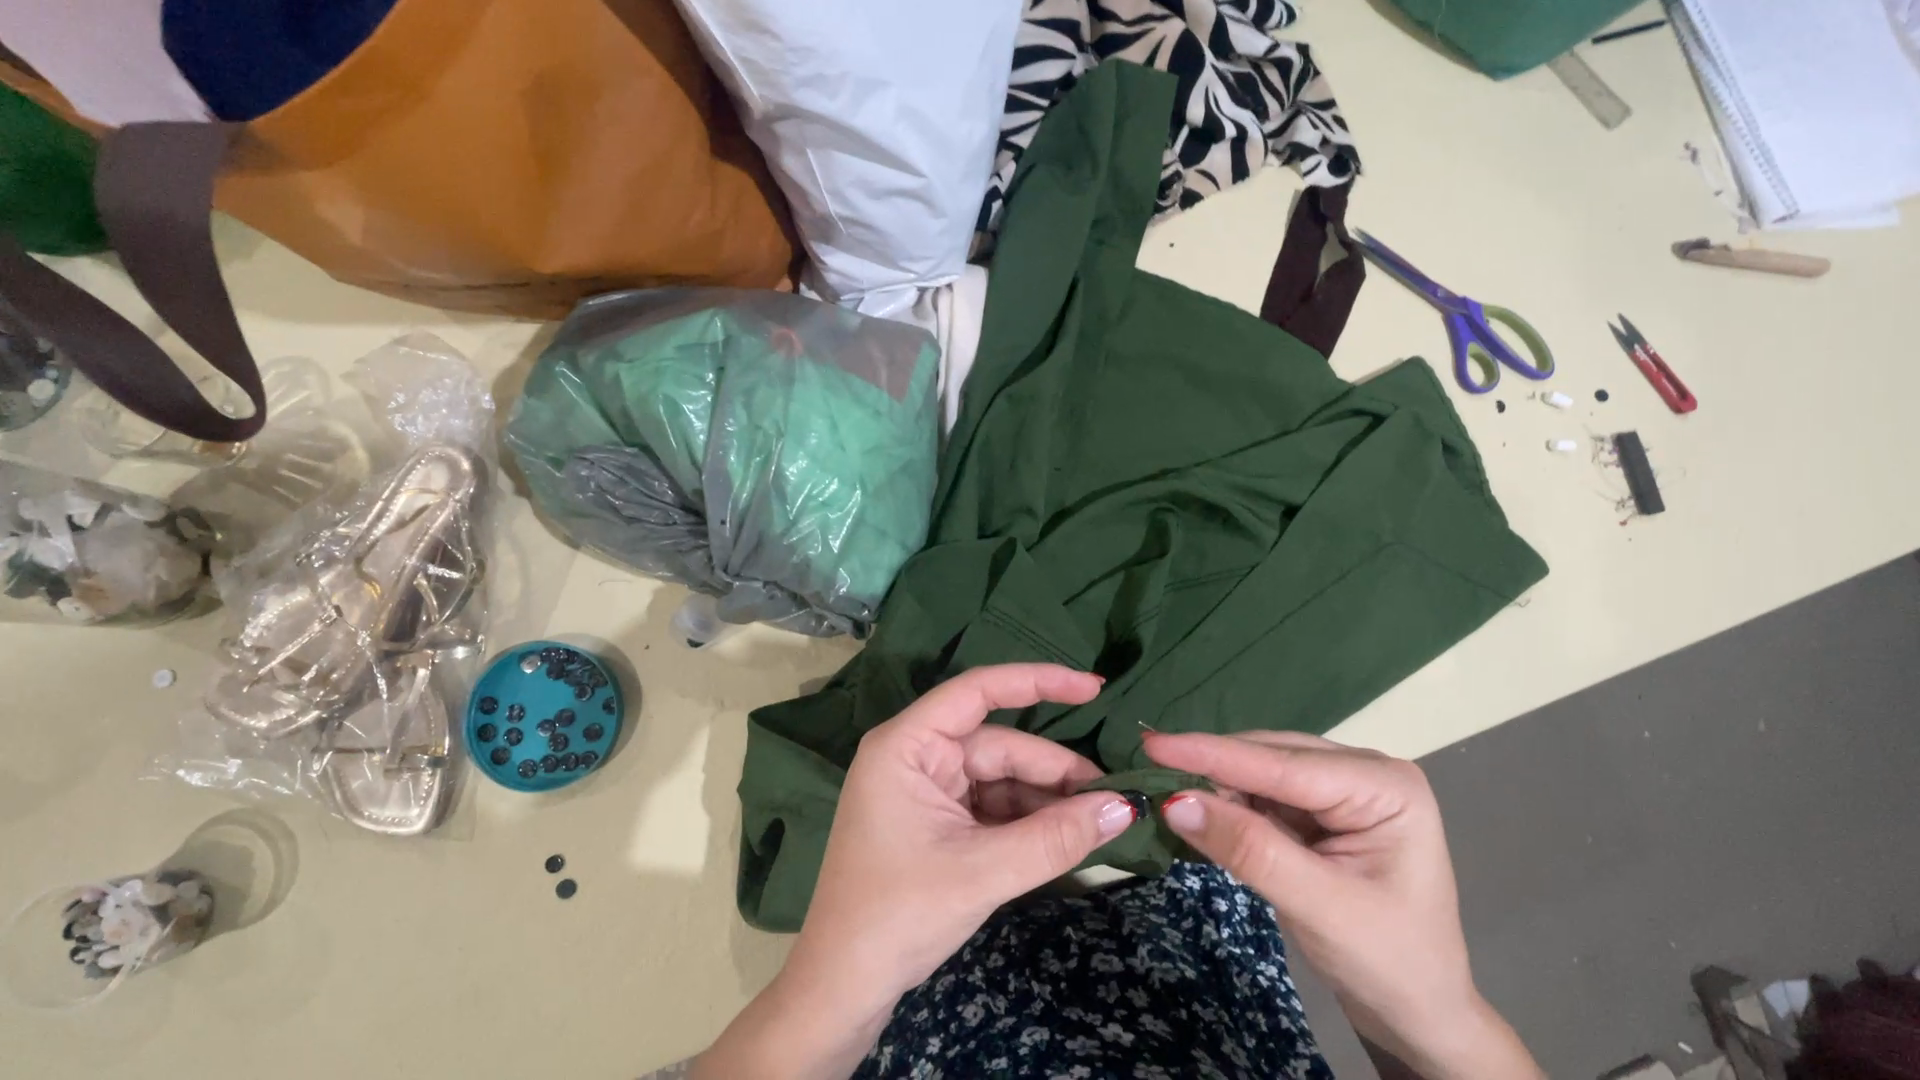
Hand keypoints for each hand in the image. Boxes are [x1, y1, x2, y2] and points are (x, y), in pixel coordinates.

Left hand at [695, 665, 1135, 1079]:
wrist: (844, 988)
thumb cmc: (898, 915)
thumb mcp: (982, 872)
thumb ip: (1055, 838)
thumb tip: (1125, 807)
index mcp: (907, 745)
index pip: (978, 692)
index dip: (1038, 681)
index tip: (1094, 687)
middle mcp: (916, 757)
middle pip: (999, 745)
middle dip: (1054, 770)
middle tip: (1114, 796)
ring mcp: (926, 792)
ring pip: (1001, 780)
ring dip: (1047, 800)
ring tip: (1100, 821)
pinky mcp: (937, 826)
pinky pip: (993, 809)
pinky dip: (1029, 823)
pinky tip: (1068, 838)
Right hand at [1144, 731, 1542, 1079]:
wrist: (1419, 1013)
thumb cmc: (1388, 963)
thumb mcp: (1319, 907)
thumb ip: (1250, 850)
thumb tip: (1176, 803)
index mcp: (1384, 786)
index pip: (1284, 764)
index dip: (1214, 754)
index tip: (1153, 745)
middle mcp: (1364, 774)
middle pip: (1271, 758)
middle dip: (1211, 767)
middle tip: (1146, 771)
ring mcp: (1342, 792)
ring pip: (1260, 774)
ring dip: (1216, 786)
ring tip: (1164, 795)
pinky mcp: (1320, 813)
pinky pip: (1262, 797)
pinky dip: (1228, 806)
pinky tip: (1199, 813)